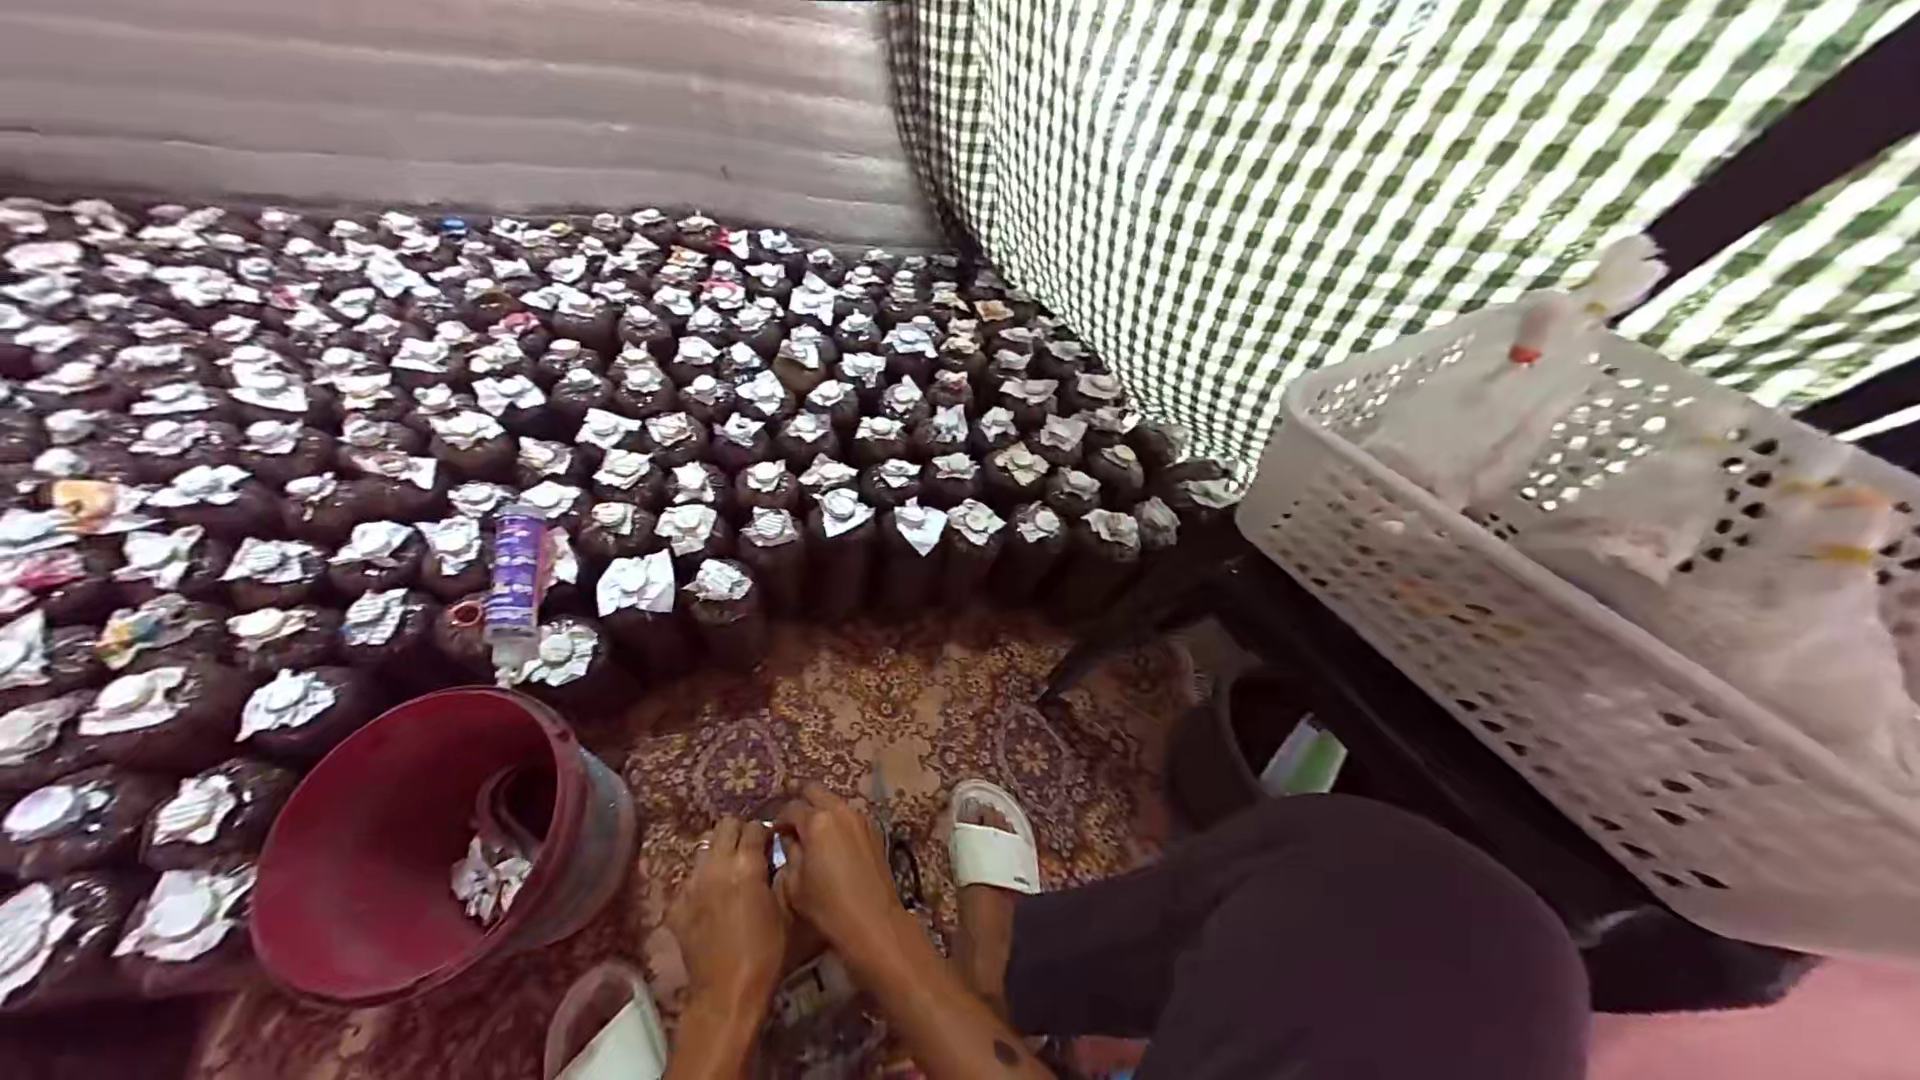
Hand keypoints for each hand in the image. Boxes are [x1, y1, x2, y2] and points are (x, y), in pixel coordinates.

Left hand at [667, 818, 786, 1013]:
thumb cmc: (767, 951)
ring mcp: (691, 885)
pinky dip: (702, 882)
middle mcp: (715, 866)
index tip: (771, 843)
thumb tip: (773, 855)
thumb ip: (778, 873)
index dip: (765, 832)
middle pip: (725, 826)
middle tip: (750, 851)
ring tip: (730, 873)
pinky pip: (689, 880)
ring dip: (719, 854)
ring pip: (704, 849)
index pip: (754, 826)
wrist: (727, 993)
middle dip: (739, 833)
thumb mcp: (785, 906)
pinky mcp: (676, 906)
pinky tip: (711, 900)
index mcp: (746, 864)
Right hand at [773, 783, 902, 962]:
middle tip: (792, 822)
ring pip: (834, 801)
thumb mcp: (794, 883)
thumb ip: (789, 852)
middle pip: (815, 791)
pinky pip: (849, 815)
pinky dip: (837, 821)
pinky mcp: (873, 829)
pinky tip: (832, 842)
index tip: (774, 832)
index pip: (791, 808)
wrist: (873, 920)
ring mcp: (860, 818)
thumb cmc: (827, 906)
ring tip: (812, 833)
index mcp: (817, 821)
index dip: (779, 819)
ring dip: (821, 810)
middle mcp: (841, 811)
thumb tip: (789, 838)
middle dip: (801, 801)